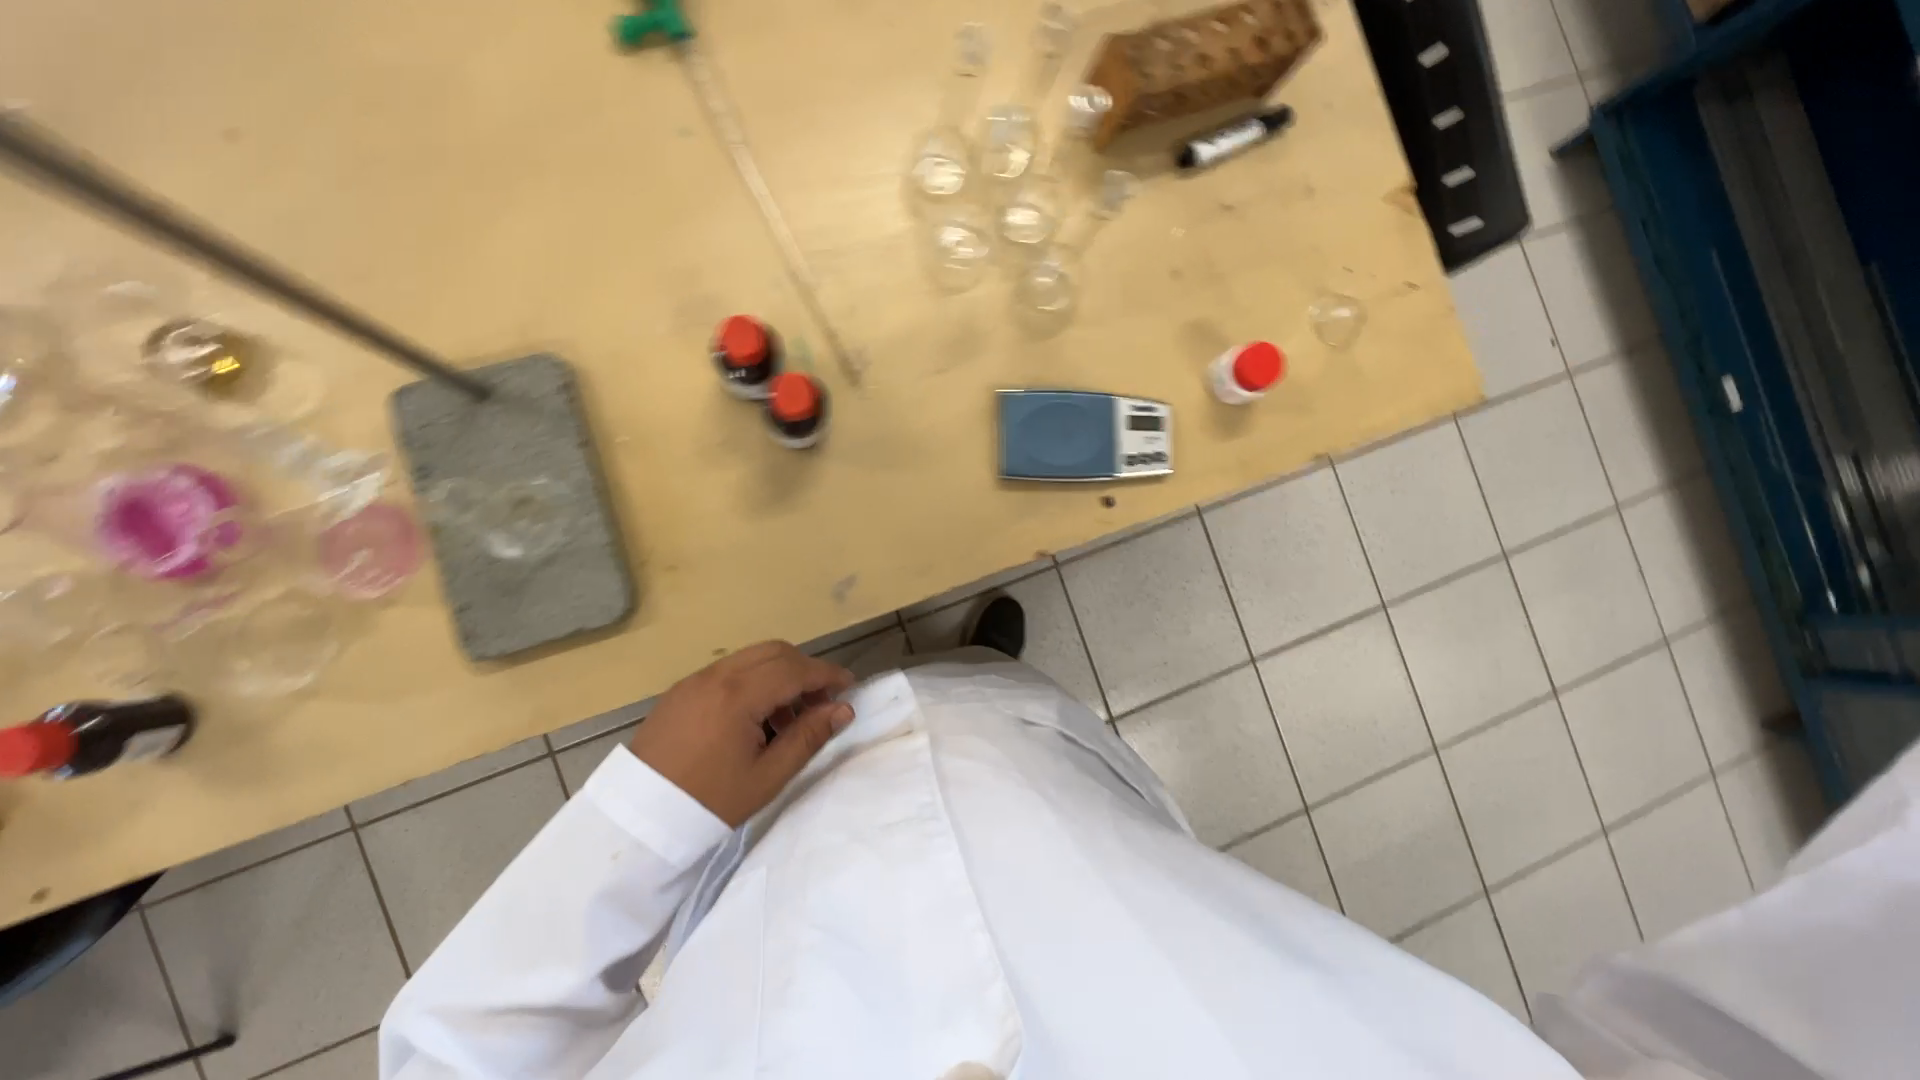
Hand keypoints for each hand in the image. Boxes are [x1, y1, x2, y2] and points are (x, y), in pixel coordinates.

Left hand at [628, 641, 856, 825]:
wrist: (641, 816)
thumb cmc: (710, 800)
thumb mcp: (767, 776)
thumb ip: (808, 737)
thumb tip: (842, 710)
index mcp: (738, 695)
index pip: (794, 669)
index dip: (827, 675)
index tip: (850, 687)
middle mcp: (716, 675)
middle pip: (774, 652)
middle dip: (804, 670)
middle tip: (821, 703)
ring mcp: (694, 680)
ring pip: (750, 658)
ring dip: (778, 675)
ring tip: (788, 719)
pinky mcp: (680, 691)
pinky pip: (727, 671)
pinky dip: (752, 681)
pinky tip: (755, 719)